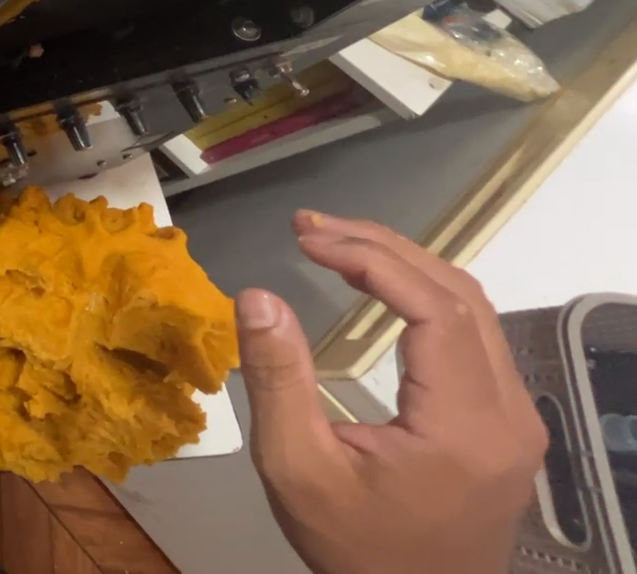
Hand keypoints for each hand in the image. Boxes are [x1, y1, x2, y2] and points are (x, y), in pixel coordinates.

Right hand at [235, 211, 545, 573]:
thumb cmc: (351, 540)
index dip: (369, 260)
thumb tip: (255, 296)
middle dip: (382, 247)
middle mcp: (506, 412)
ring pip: (471, 309)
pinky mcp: (497, 420)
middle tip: (308, 226)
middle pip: (462, 297)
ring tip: (329, 242)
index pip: (436, 309)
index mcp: (465, 423)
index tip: (304, 239)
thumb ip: (277, 378)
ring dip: (399, 263)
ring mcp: (510, 416)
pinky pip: (467, 333)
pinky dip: (414, 292)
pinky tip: (369, 284)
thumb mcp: (295, 464)